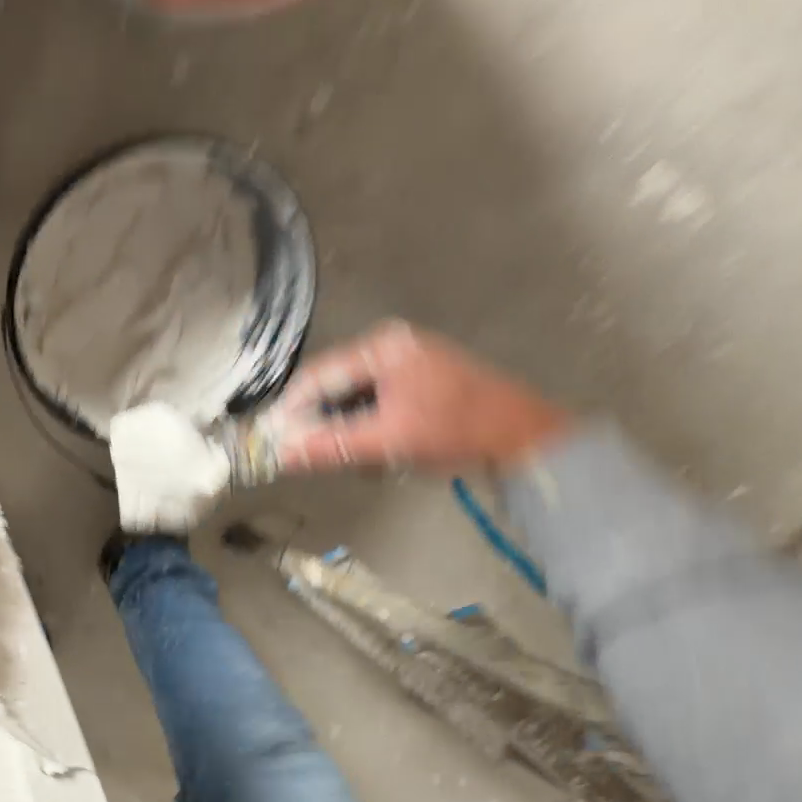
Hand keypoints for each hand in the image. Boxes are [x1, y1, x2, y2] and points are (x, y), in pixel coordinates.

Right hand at [269, 321, 572, 472]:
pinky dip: (369, 426)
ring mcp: (407, 360)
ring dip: (348, 429)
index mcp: (383, 347)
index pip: (318, 376)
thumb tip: (280, 455)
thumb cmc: (458, 432)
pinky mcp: (420, 380)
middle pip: (334, 386)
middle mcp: (391, 345)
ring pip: (353, 397)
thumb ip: (330, 446)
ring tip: (359, 456)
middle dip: (324, 423)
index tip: (273, 441)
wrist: (528, 439)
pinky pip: (375, 402)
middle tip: (314, 454)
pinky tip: (380, 450)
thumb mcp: (388, 440)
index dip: (292, 411)